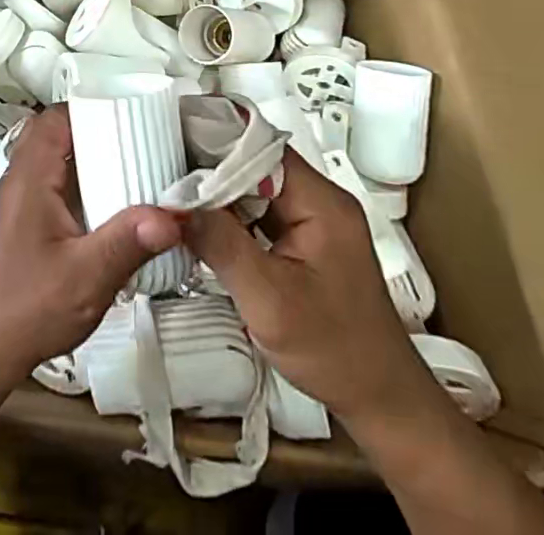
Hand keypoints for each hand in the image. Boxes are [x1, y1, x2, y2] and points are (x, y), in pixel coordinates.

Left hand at [0, 106, 183, 375]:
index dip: (89, 107)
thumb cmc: (29, 308)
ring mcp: (25, 201)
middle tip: (141, 137)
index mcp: (30, 179)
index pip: (52, 120)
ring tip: (137, 162)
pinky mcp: (31, 221)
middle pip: (56, 133)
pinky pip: (61, 182)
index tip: (130, 112)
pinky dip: (88, 180)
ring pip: (58, 158)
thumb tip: (174, 215)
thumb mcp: (86, 275)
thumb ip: (129, 241)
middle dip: (97, 128)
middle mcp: (23, 181)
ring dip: (92, 154)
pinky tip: (119, 200)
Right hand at [184, 151, 441, 425]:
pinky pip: (258, 212)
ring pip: (254, 188)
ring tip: (174, 200)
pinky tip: (201, 226)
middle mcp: (320, 200)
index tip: (173, 152)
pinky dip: (230, 217)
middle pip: (256, 165)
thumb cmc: (335, 351)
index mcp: (322, 203)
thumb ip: (222, 246)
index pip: (262, 151)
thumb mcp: (269, 300)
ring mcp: (312, 219)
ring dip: (217, 196)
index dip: (216, 147)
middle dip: (210, 172)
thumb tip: (176, 206)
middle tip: (165, 181)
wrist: (379, 395)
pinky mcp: (302, 239)